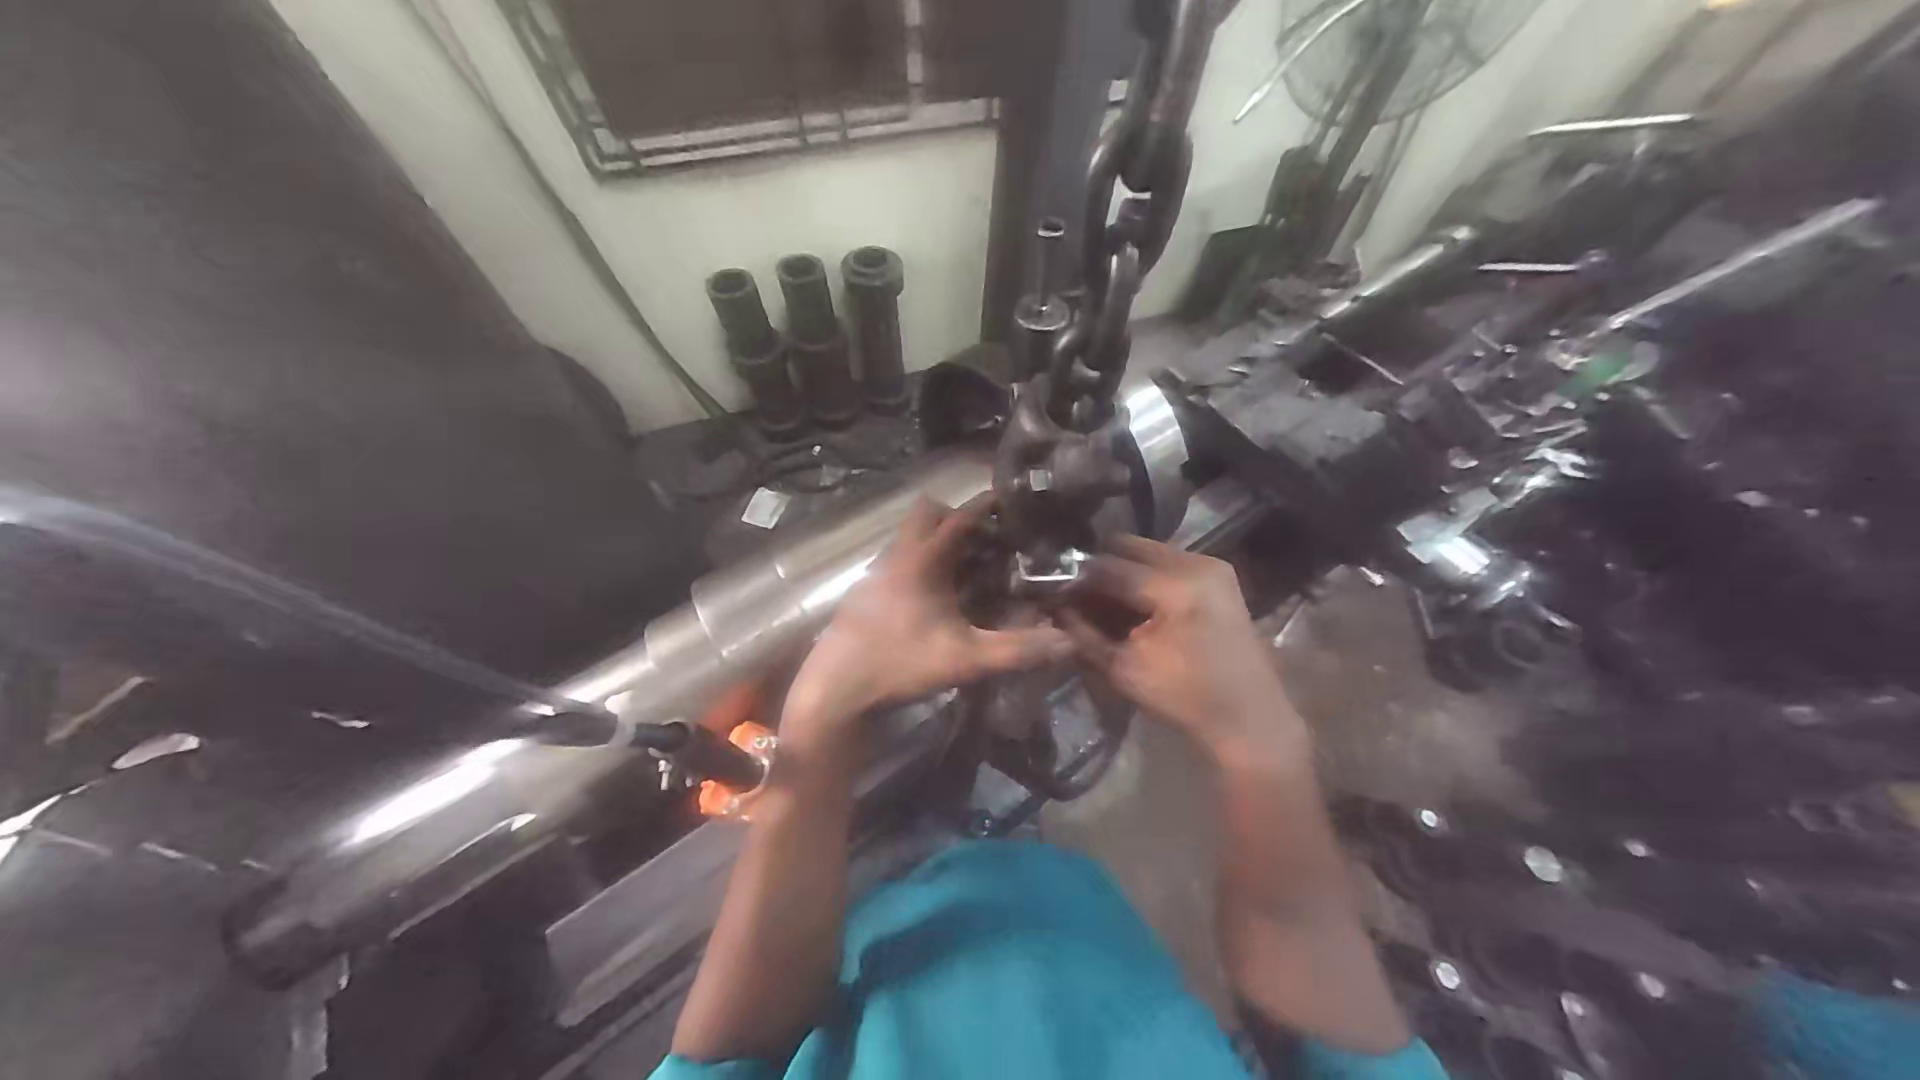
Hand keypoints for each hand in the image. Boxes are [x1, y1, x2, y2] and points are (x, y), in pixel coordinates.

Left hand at [781, 496, 1072, 755]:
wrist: (836, 688)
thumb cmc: (901, 664)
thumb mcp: (966, 659)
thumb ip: (1018, 650)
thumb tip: (1067, 643)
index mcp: (923, 560)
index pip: (960, 517)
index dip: (987, 506)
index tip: (1011, 502)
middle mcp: (898, 555)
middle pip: (927, 512)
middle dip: (957, 517)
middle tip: (987, 542)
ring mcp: (877, 570)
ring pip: (910, 535)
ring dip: (937, 539)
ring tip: (968, 567)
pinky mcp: (866, 589)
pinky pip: (899, 556)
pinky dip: (921, 560)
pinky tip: (936, 595)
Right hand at [1060, 535, 1305, 764]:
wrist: (1249, 719)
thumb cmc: (1185, 699)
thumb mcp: (1123, 668)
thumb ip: (1083, 632)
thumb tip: (1054, 607)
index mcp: (1176, 586)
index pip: (1108, 567)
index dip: (1075, 578)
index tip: (1052, 591)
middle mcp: (1196, 562)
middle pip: (1128, 547)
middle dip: (1098, 568)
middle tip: (1076, 595)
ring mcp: (1211, 565)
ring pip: (1146, 552)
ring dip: (1120, 571)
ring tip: (1100, 601)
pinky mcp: (1218, 576)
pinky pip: (1166, 563)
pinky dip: (1143, 578)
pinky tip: (1130, 604)